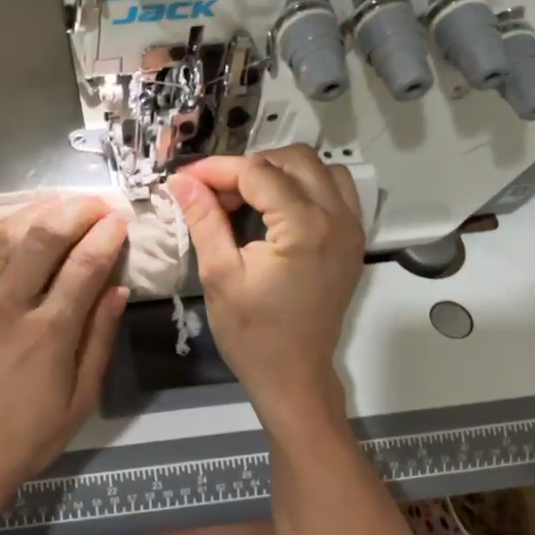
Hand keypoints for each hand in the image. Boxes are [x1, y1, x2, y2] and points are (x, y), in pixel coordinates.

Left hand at [0, 196, 129, 516]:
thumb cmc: (27, 436)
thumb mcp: (81, 399)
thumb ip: (100, 339)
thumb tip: (119, 288)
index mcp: (48, 333)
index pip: (84, 265)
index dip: (106, 236)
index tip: (120, 221)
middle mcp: (8, 306)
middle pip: (44, 237)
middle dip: (76, 211)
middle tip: (96, 205)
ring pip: (5, 235)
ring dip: (37, 210)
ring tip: (61, 204)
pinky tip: (15, 224)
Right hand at [169, 145, 365, 421]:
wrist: (293, 375)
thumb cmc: (252, 333)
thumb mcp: (219, 274)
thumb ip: (204, 220)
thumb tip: (182, 181)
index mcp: (304, 226)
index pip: (258, 172)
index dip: (217, 169)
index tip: (185, 177)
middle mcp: (336, 218)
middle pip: (293, 159)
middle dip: (249, 165)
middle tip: (215, 191)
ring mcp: (351, 228)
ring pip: (319, 169)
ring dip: (281, 171)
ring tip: (247, 196)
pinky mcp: (352, 241)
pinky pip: (336, 191)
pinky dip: (306, 187)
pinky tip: (277, 209)